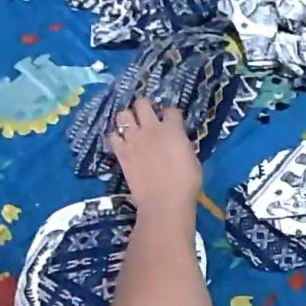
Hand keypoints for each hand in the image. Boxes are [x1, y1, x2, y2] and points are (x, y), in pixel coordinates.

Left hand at [108, 99, 201, 218]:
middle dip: (145, 106)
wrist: (165, 201)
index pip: (172, 111)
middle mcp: (151, 129)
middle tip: (148, 114)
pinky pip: (113, 137)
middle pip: (142, 104)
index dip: (172, 113)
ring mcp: (134, 140)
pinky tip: (122, 142)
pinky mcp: (122, 153)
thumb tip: (178, 144)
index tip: (173, 118)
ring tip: (132, 125)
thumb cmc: (187, 183)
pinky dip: (117, 137)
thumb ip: (183, 146)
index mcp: (173, 130)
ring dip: (128, 118)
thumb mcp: (193, 159)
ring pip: (123, 115)